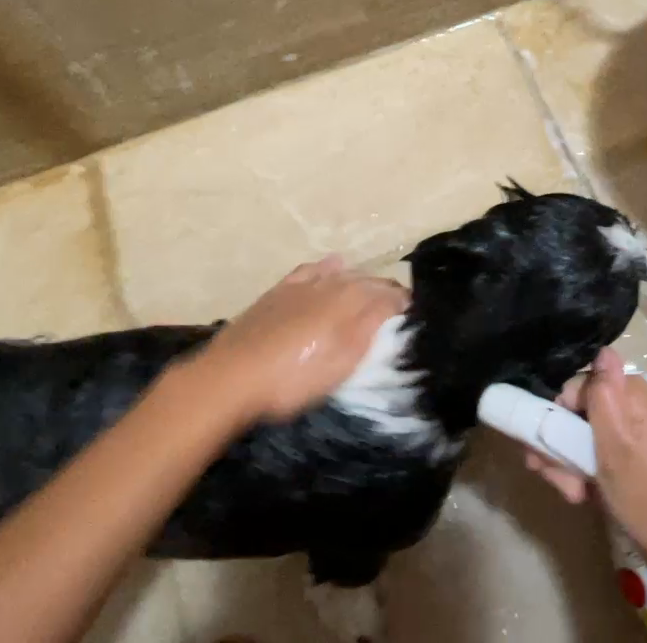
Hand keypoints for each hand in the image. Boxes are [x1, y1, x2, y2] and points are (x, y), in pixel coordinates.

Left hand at [197, 256, 408, 421]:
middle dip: (386, 293)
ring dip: (361, 282)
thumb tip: (397, 303)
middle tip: (396, 314)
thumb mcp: (344, 360)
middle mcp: (331, 283)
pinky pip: (312, 270)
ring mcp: (303, 285)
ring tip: (369, 296)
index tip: (414, 319)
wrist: (232, 377)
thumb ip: (372, 327)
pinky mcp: (280, 291)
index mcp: (351, 299)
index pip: (389, 294)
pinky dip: (327, 268)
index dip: (405, 305)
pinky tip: (331, 267)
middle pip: (368, 281)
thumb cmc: (294, 377)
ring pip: (342, 274)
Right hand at [524, 348, 646, 552]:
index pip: (577, 384)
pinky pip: (585, 452)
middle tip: (556, 473)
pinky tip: (578, 493)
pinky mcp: (617, 454)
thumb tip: (602, 348)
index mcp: (629, 394)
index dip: (561, 410)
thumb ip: (604, 395)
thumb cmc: (641, 491)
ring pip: (574, 434)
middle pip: (572, 410)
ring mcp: (621, 431)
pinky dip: (576, 472)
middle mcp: (625, 406)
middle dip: (558, 442)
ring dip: (563, 463)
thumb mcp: (616, 443)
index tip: (556, 437)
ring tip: (572, 491)